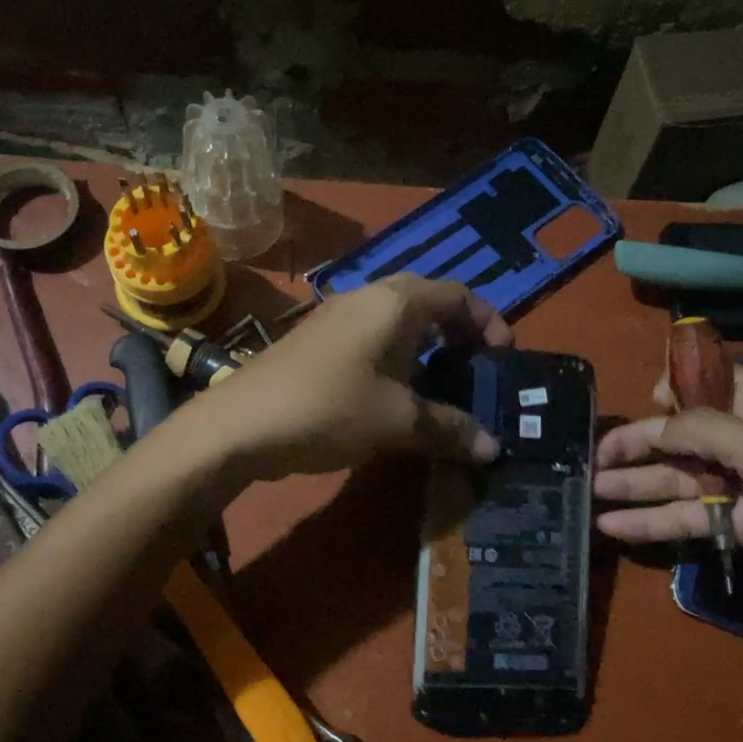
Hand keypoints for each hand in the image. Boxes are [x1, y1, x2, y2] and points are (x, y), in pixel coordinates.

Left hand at [191, 275, 511, 479]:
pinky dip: (396, 361)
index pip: (457, 294)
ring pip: (397, 323)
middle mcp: (367, 299)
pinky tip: (395, 400)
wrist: (240, 425)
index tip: (502, 359)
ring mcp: (337, 319)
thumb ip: (449, 428)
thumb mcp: (398, 422)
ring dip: (425, 349)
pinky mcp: (317, 344)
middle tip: (474, 370)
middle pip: (427, 302)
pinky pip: (372, 341)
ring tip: (441, 390)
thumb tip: (492, 447)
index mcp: (395, 302)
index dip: (488, 321)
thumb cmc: (329, 408)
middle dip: (458, 333)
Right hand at [593, 366, 742, 619]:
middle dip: (637, 443)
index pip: (710, 383)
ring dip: (633, 483)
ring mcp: (736, 486)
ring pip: (674, 478)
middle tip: (593, 457)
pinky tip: (613, 526)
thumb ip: (709, 432)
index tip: (641, 403)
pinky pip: (682, 516)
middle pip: (679, 435)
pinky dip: (648, 521)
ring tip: (591, 490)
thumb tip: (655, 416)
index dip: (673, 388)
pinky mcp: (733, 525)